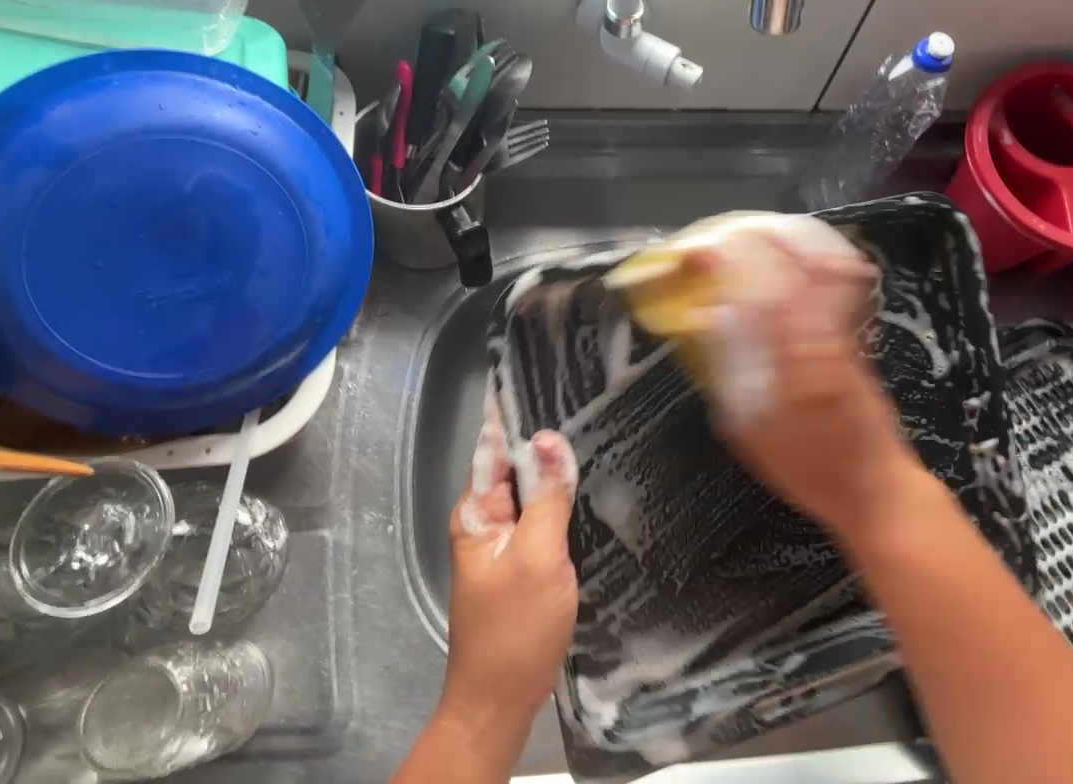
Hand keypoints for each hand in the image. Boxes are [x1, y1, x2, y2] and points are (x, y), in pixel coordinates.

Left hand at [436, 407, 578, 757]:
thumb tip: (550, 438)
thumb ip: (546, 497)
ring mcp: (504, 542)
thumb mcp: (538, 556)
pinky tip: (588, 488)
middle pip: (515, 464)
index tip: (540, 373)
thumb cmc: (515, 629)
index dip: (515, 411)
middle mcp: (485, 519)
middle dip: (545, 434)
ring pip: (531, 491)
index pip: (495, 445)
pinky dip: (561, 500)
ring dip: (555, 468)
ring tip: (595, 429)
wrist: (501, 700)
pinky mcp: (522, 561)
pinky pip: (541, 517)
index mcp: (477, 511)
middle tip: (587, 397)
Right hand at [687, 218, 933, 540]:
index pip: (767, 295)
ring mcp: (851, 339)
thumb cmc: (812, 473)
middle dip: (769, 243)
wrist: (882, 493)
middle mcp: (829, 342)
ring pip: (830, 276)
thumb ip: (731, 377)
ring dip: (799, 247)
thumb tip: (711, 322)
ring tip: (767, 236)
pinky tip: (804, 259)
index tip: (708, 248)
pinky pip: (842, 291)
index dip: (738, 263)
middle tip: (737, 232)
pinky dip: (823, 265)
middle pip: (803, 272)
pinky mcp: (861, 344)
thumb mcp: (755, 436)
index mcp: (799, 365)